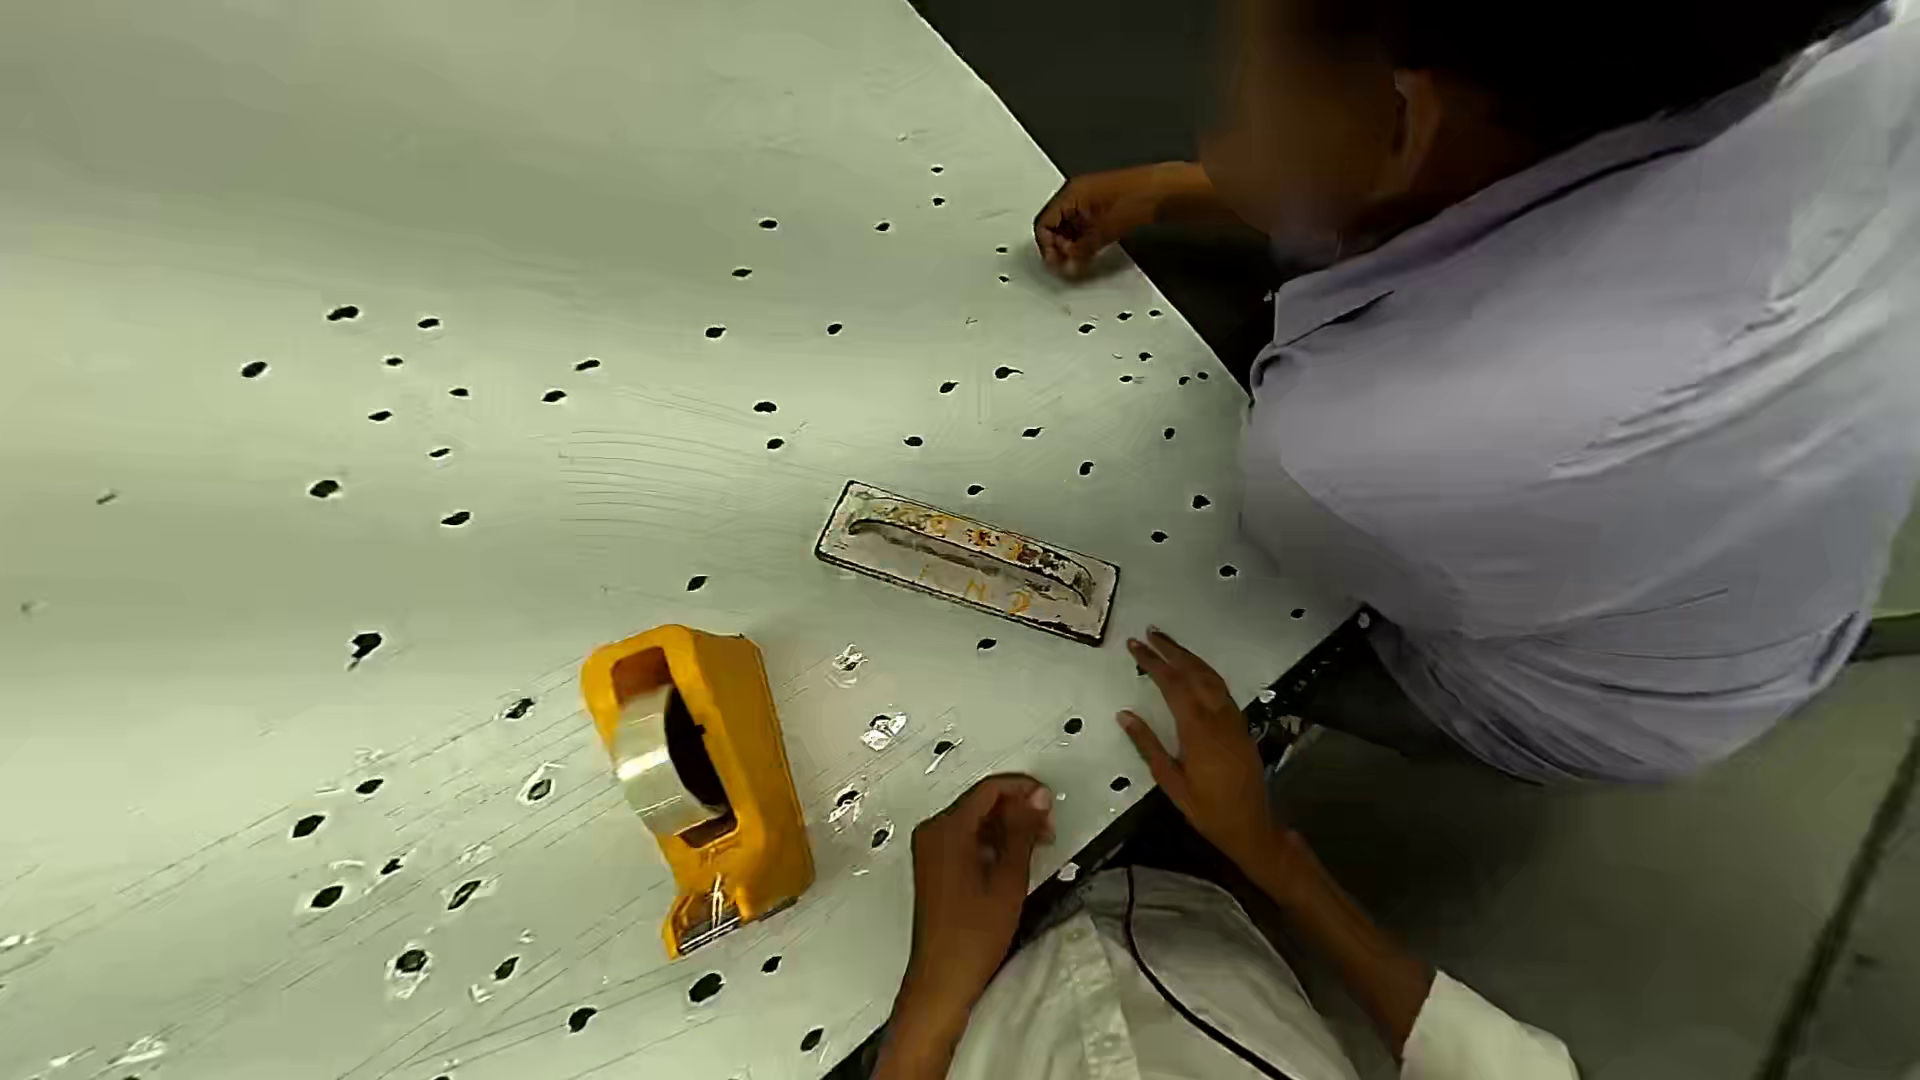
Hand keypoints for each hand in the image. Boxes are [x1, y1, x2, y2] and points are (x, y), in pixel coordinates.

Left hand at [897, 774, 1054, 1022]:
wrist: (944, 978)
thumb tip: (1037, 798)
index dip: (1021, 788)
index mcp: (947, 828)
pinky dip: (991, 840)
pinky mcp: (934, 863)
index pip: (988, 789)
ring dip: (1006, 825)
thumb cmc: (973, 934)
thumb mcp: (1008, 877)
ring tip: (1036, 843)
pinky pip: (965, 837)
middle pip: (980, 802)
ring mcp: (931, 847)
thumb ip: (1023, 830)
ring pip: (975, 820)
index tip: (1046, 799)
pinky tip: (1014, 857)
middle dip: (1016, 808)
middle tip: (1046, 824)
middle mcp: (933, 831)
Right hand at [1033, 164, 1191, 276]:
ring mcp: (1086, 201)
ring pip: (1065, 229)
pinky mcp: (1096, 208)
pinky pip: (1079, 227)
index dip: (1046, 246)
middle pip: (1052, 226)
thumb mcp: (1103, 231)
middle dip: (1057, 247)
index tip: (1056, 262)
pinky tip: (1088, 252)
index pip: (1043, 223)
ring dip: (1069, 247)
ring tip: (1079, 260)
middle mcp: (1075, 195)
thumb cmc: (1137, 198)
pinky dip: (1079, 241)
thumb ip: (1081, 249)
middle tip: (1068, 264)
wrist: (1162, 190)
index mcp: (1071, 193)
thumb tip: (1069, 263)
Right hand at [1118, 628, 1281, 868]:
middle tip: (1149, 633)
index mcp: (1198, 731)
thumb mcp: (1171, 782)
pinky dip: (1204, 671)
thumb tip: (1124, 715)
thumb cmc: (1207, 810)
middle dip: (1171, 650)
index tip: (1135, 646)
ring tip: (1167, 643)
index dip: (1153, 662)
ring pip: (1211, 677)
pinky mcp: (1241, 725)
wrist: (1254, 828)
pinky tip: (1193, 668)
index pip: (1173, 685)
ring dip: (1188, 656)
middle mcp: (1218, 718)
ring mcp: (1233, 719)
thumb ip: (1147, 745)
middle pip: (1193, 673)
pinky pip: (1221, 688)